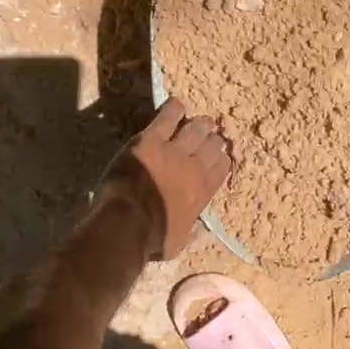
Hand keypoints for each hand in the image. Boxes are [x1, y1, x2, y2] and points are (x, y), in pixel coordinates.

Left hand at [107, 99, 231, 258]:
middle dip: (212, 138)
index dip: (220, 159)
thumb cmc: (153, 237)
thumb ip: (191, 232)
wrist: (127, 222)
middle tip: (207, 135)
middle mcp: (195, 168)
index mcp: (203, 192)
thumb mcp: (178, 242)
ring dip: (199, 123)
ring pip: (196, 128)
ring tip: (197, 120)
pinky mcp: (151, 140)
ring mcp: (174, 151)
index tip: (216, 157)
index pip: (222, 167)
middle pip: (213, 144)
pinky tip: (176, 106)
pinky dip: (175, 108)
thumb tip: (201, 229)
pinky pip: (168, 116)